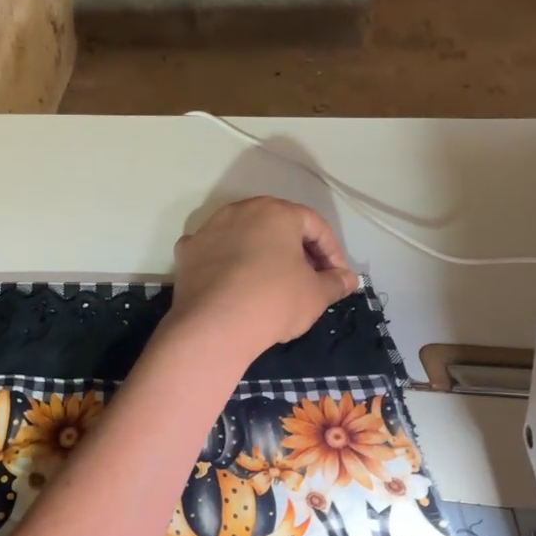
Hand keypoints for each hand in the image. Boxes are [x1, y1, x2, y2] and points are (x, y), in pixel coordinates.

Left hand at [165, 197, 357, 360]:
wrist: (214, 325)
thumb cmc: (274, 301)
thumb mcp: (316, 295)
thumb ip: (335, 282)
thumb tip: (348, 278)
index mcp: (275, 212)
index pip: (314, 224)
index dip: (331, 251)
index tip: (336, 277)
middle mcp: (239, 210)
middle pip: (276, 224)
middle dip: (297, 249)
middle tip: (309, 277)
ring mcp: (208, 228)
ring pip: (244, 235)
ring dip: (262, 253)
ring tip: (274, 282)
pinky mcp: (187, 251)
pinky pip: (216, 251)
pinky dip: (228, 263)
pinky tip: (236, 284)